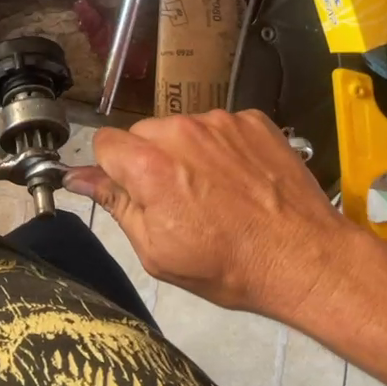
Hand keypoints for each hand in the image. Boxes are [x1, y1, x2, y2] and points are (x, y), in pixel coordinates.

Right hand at [64, 110, 354, 315]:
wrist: (307, 259)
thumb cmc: (230, 266)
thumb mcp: (158, 251)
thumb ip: (116, 205)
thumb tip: (79, 178)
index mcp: (148, 165)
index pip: (105, 142)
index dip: (114, 169)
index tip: (134, 191)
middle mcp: (179, 131)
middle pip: (143, 132)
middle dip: (150, 160)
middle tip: (177, 199)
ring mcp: (218, 121)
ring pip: (181, 128)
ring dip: (187, 151)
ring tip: (215, 191)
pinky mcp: (251, 119)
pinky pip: (219, 126)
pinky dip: (223, 146)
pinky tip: (240, 179)